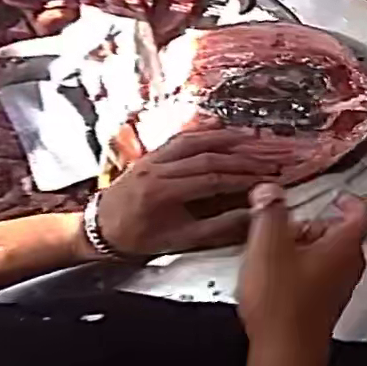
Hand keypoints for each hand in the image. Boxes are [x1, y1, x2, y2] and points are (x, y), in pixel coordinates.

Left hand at [95, 130, 283, 256]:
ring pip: (195, 141)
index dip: (243, 179)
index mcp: (162, 193)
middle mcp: (157, 169)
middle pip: (208, 157)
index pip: (213, 180)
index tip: (267, 181)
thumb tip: (252, 215)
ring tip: (252, 139)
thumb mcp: (180, 240)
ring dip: (226, 138)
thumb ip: (217, 227)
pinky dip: (203, 130)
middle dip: (243, 160)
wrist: (98, 228)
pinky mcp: (152, 154)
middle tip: (268, 163)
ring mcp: (153, 158)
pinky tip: (221, 125)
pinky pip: (180, 137)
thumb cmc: (140, 237)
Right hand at [238, 183, 366, 360]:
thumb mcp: (268, 246)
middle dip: (314, 225)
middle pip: (340, 233)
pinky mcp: (327, 302)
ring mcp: (341, 285)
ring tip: (275, 253)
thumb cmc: (284, 301)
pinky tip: (277, 277)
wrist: (286, 349)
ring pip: (329, 254)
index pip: (362, 213)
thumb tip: (270, 191)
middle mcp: (350, 264)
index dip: (350, 201)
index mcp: (345, 245)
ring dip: (305, 247)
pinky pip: (320, 275)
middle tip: (287, 228)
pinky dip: (303, 268)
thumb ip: (270, 213)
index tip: (337, 197)